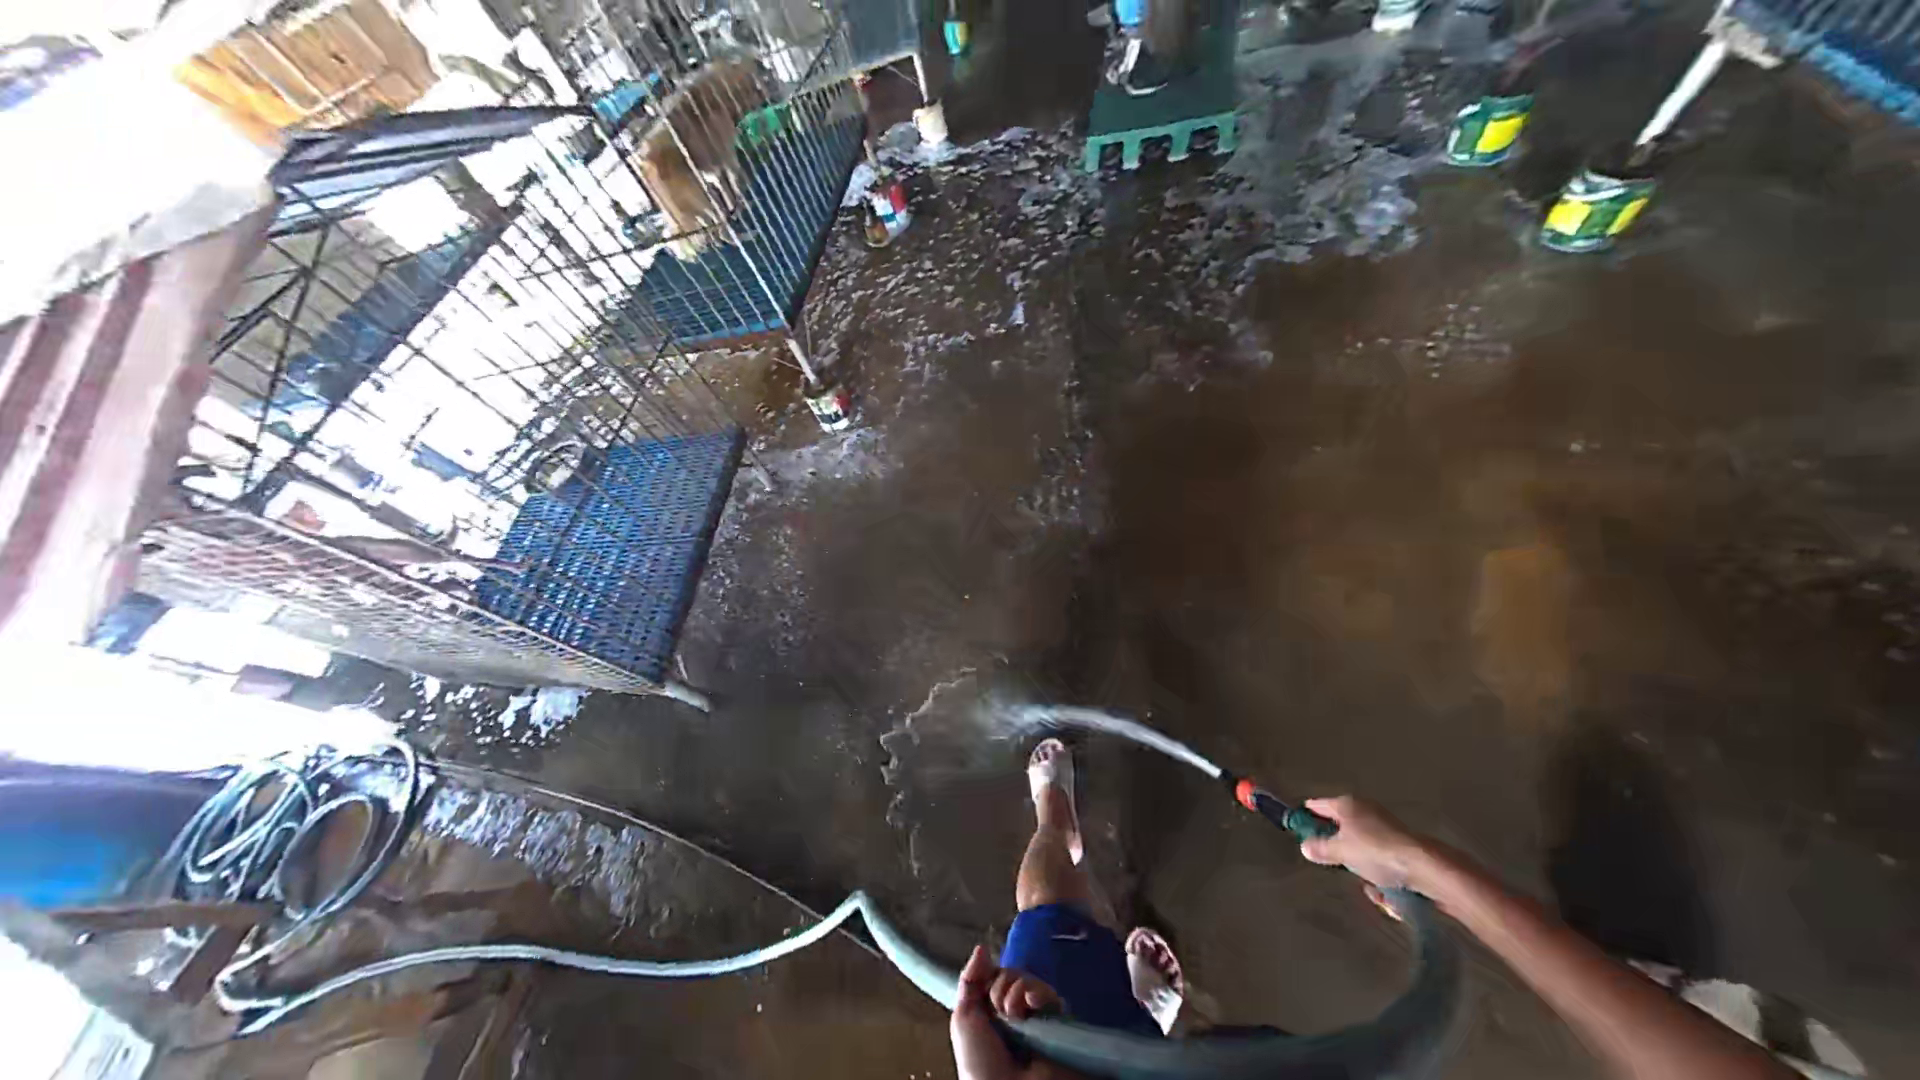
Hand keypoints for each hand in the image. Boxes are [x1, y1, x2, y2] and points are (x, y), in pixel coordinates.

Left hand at [951, 945, 1079, 1079]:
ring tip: (1014, 1016)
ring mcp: (1037, 1017)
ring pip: (1029, 980)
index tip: (984, 988)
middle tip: (1000, 1011)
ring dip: (1016, 992)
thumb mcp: (963, 1018)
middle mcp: (1017, 1012)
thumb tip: (982, 948)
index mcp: (994, 1011)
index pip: (996, 974)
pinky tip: (1031, 1004)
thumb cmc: (979, 1061)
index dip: (990, 975)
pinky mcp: (1057, 1022)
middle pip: (1012, 974)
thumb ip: (969, 980)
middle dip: (1001, 986)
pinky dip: (1038, 994)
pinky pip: (1049, 994)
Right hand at [1297, 796, 1435, 898]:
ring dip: (1365, 872)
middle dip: (1340, 852)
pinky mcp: (1406, 851)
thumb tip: (1305, 847)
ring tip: (1374, 888)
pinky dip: (1384, 880)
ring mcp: (1388, 831)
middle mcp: (1367, 812)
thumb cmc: (1377, 852)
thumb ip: (1319, 848)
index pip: (1318, 805)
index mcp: (1347, 805)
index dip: (1306, 815)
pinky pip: (1384, 865)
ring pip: (1364, 853)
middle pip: (1342, 831)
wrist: (1430, 870)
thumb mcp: (1340, 852)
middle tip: (1336, 863)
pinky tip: (1390, 894)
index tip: (1296, 825)